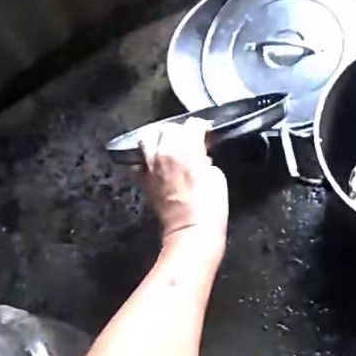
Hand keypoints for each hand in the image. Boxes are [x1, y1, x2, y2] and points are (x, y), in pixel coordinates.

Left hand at [138, 118, 227, 244]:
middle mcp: (165, 152)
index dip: (202, 127)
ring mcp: (151, 166)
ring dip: (158, 139)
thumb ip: (206, 160)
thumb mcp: (217, 177)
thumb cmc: (210, 207)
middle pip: (168, 128)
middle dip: (179, 131)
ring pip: (147, 138)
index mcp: (187, 148)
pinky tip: (154, 166)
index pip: (192, 124)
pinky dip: (145, 161)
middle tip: (188, 141)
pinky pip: (138, 163)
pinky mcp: (144, 181)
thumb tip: (200, 158)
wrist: (191, 231)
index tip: (206, 134)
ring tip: (166, 146)